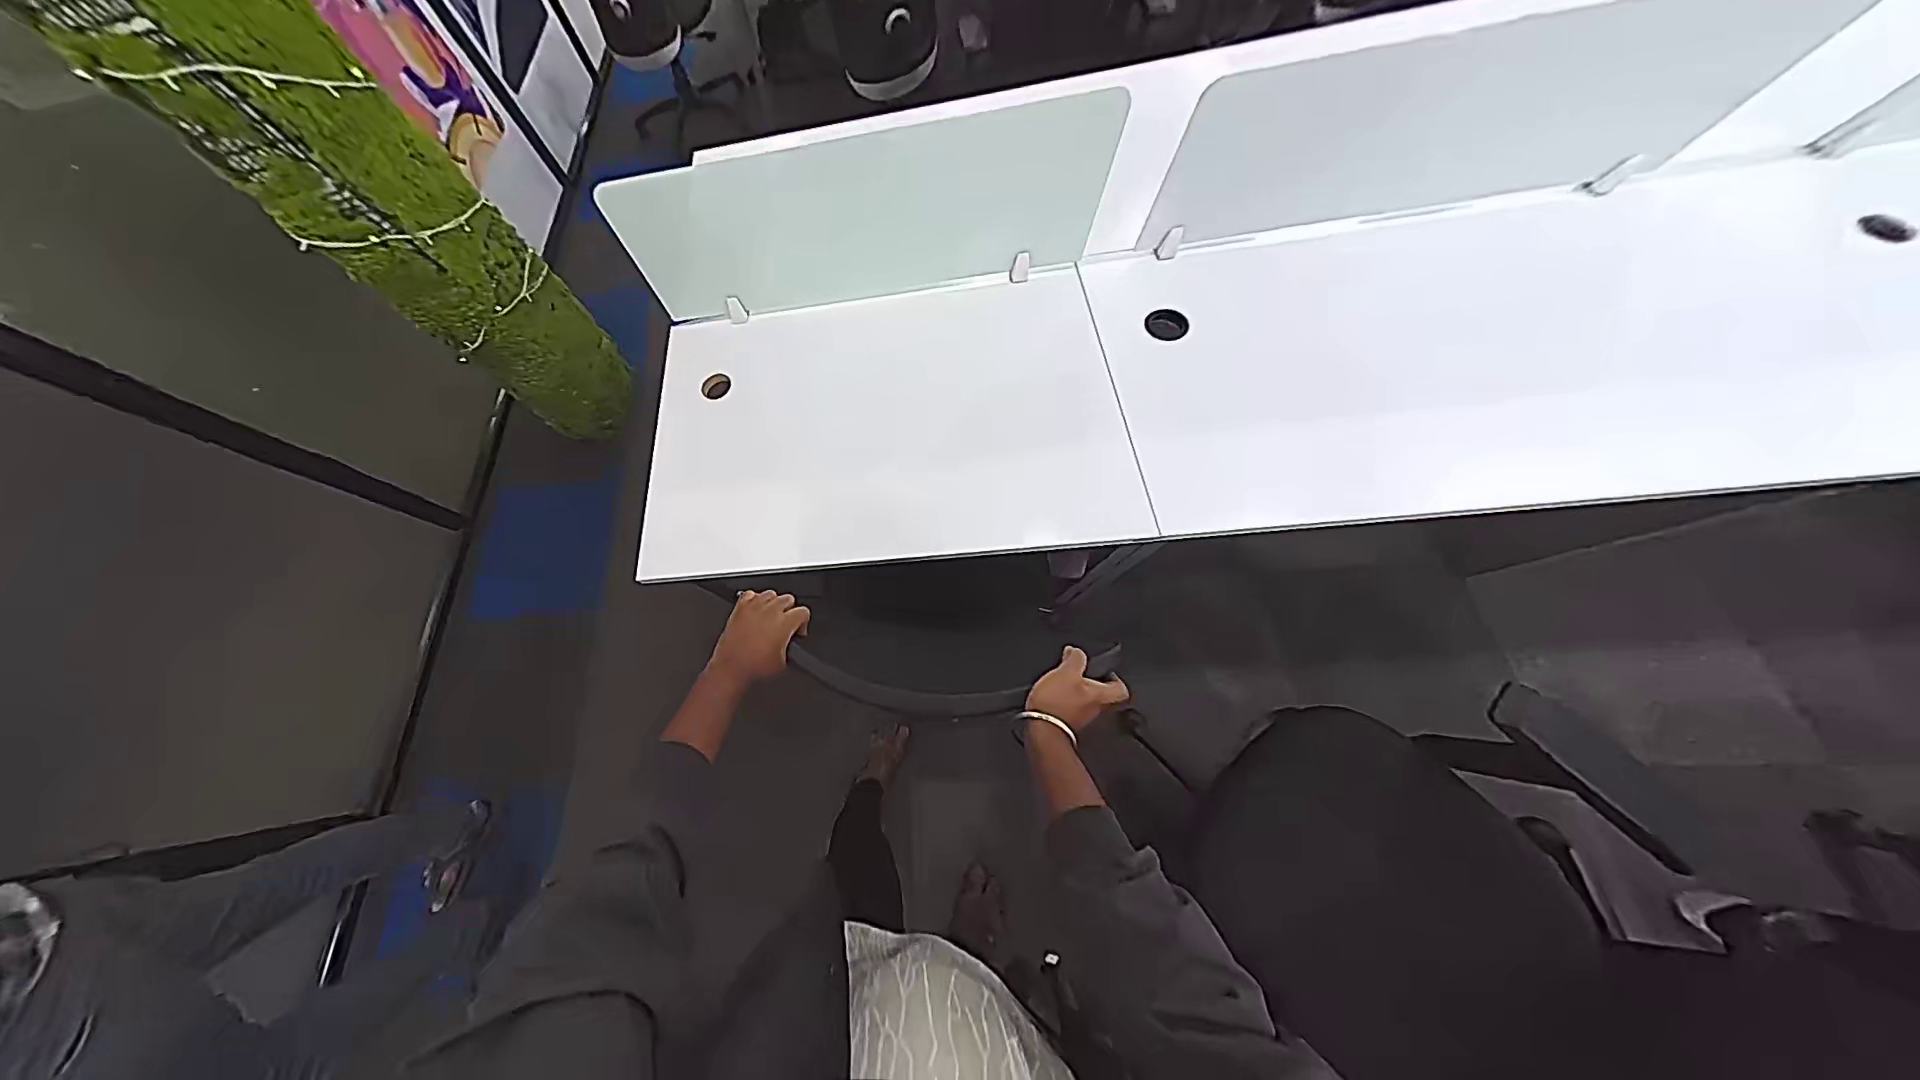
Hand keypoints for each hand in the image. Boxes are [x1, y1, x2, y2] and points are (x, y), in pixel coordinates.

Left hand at [708, 591, 809, 683]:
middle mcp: (770, 611)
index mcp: (784, 623)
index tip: (798, 631)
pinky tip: (755, 611)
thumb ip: (793, 646)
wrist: (730, 670)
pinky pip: (750, 594)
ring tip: (770, 616)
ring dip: (773, 603)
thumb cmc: (754, 668)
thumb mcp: (785, 662)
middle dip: (789, 610)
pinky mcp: (739, 609)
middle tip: (784, 624)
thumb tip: (792, 642)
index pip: (803, 611)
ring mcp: (754, 608)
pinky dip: (754, 600)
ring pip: (770, 594)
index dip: (803, 622)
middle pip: (788, 599)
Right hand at [1026, 646, 1128, 730]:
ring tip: (1065, 683)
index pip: (1121, 689)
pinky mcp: (1067, 724)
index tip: (1105, 670)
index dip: (1116, 678)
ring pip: (1087, 703)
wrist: (1041, 730)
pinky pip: (1072, 710)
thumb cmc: (1056, 704)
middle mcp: (1095, 710)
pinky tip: (1054, 696)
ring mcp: (1082, 719)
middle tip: (1082, 673)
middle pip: (1103, 696)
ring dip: (1078, 693)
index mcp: (1100, 696)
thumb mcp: (1066, 672)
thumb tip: (1076, 651)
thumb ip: (1075, 659)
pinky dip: (1066, 703)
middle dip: (1092, 683)